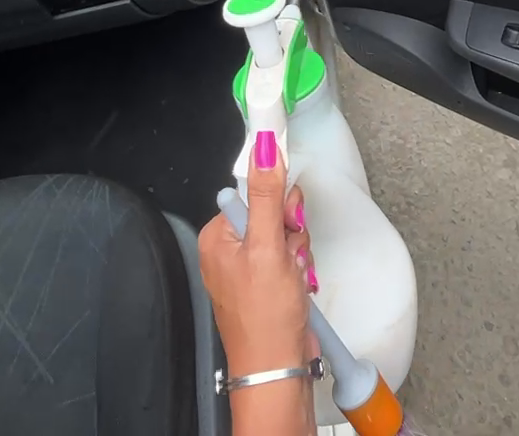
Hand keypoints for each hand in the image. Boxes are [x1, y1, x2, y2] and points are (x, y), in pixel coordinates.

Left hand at [198, 131, 316, 433]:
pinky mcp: (267, 282)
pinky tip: (299, 285)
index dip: (278, 202)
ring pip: (285, 233)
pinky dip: (299, 266)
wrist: (278, 371)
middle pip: (272, 211)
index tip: (290, 218)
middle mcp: (229, 248)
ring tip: (295, 275)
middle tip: (291, 253)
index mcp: (219, 235)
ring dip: (299, 250)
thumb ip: (267, 195)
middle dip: (292, 230)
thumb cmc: (266, 315)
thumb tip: (265, 147)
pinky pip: (289, 255)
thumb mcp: (267, 247)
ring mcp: (249, 267)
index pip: (254, 191)